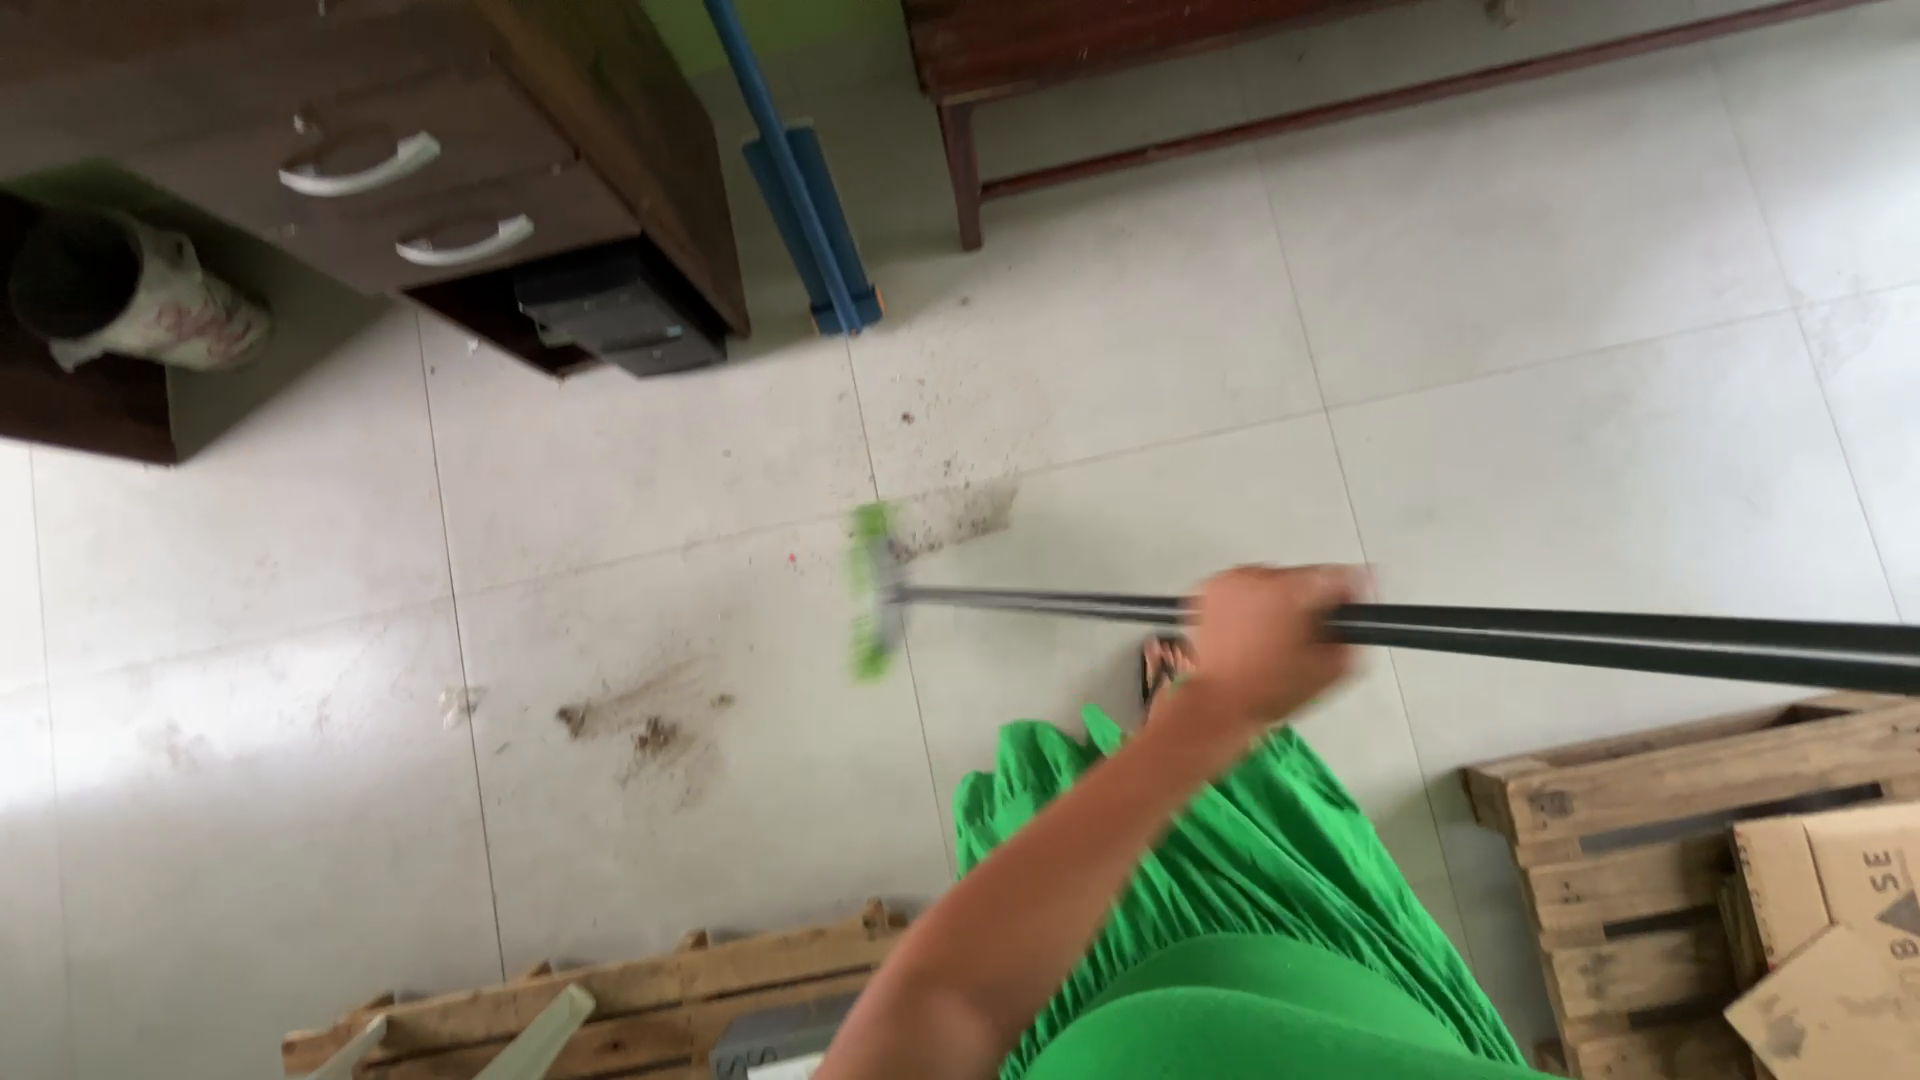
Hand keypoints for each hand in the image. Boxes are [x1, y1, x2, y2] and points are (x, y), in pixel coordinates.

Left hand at [1180, 564, 1361, 731]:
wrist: (1219, 702)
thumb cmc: (1275, 688)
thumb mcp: (1331, 668)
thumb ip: (1353, 633)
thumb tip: (1355, 614)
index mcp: (1289, 589)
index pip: (1336, 576)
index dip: (1348, 595)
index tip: (1348, 614)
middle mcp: (1255, 575)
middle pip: (1299, 578)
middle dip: (1308, 600)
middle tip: (1306, 633)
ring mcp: (1226, 580)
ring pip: (1268, 581)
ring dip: (1277, 600)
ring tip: (1274, 634)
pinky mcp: (1205, 590)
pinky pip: (1240, 589)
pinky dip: (1249, 603)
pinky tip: (1249, 630)